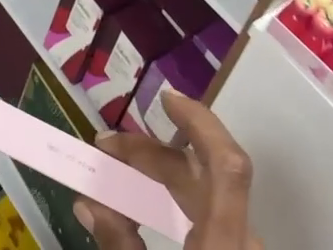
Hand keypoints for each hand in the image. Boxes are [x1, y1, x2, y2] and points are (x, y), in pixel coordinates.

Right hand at [74, 90, 259, 249]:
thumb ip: (118, 243)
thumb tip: (87, 201)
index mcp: (225, 243)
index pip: (226, 166)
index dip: (200, 123)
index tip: (165, 97)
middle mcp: (243, 239)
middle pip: (202, 177)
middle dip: (152, 155)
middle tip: (105, 148)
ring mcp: (245, 247)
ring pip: (206, 194)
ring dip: (163, 176)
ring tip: (121, 170)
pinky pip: (212, 215)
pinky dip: (178, 202)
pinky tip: (150, 204)